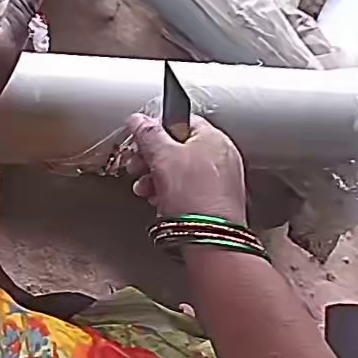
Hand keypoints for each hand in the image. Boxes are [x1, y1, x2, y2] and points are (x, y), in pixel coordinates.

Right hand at [123, 113, 247, 223]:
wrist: (210, 238)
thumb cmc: (195, 196)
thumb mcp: (163, 157)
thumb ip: (149, 135)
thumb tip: (139, 120)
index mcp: (213, 137)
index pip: (180, 120)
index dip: (156, 129)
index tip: (139, 140)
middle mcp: (220, 155)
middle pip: (178, 147)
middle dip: (151, 158)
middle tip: (137, 166)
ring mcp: (219, 179)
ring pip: (180, 170)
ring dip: (156, 177)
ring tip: (145, 188)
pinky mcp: (214, 201)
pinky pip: (187, 189)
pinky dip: (170, 192)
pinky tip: (159, 200)